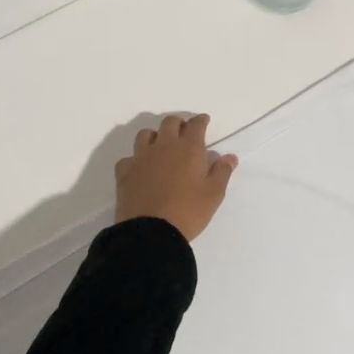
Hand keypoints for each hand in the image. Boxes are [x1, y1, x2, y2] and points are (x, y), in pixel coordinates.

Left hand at [114, 113, 237, 240]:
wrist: (150, 232)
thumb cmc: (188, 212)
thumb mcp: (213, 194)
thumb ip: (222, 172)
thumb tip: (229, 156)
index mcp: (189, 149)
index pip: (196, 124)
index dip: (201, 121)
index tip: (204, 121)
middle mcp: (164, 146)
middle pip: (170, 123)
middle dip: (179, 124)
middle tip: (184, 134)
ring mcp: (141, 157)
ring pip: (146, 134)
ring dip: (155, 136)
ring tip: (160, 147)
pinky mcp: (125, 172)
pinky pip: (129, 157)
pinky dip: (136, 159)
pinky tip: (140, 169)